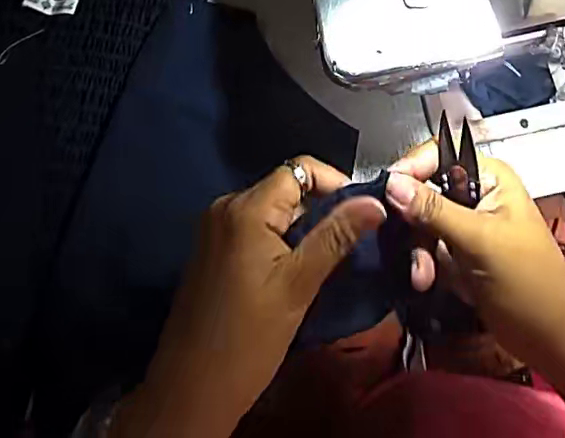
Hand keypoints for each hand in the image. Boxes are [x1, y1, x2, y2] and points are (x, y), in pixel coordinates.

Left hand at [111, 157, 385, 437]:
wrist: (187, 396)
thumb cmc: (246, 340)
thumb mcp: (299, 285)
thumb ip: (337, 236)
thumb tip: (377, 201)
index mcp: (246, 208)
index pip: (301, 169)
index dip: (335, 183)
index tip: (361, 213)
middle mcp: (226, 206)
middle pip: (287, 187)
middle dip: (321, 208)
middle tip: (349, 239)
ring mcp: (215, 227)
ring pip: (274, 208)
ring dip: (303, 225)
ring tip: (329, 255)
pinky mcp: (212, 248)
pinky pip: (256, 226)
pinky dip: (281, 238)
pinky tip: (297, 267)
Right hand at [385, 141, 564, 365]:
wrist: (553, 340)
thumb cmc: (528, 281)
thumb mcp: (479, 240)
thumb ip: (434, 210)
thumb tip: (393, 182)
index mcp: (489, 175)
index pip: (440, 154)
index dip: (412, 168)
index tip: (387, 189)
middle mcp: (476, 193)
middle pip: (426, 190)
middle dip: (414, 221)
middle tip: (404, 243)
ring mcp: (467, 225)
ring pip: (423, 223)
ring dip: (419, 250)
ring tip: (424, 277)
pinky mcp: (460, 254)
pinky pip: (429, 248)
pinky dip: (425, 264)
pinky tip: (428, 282)